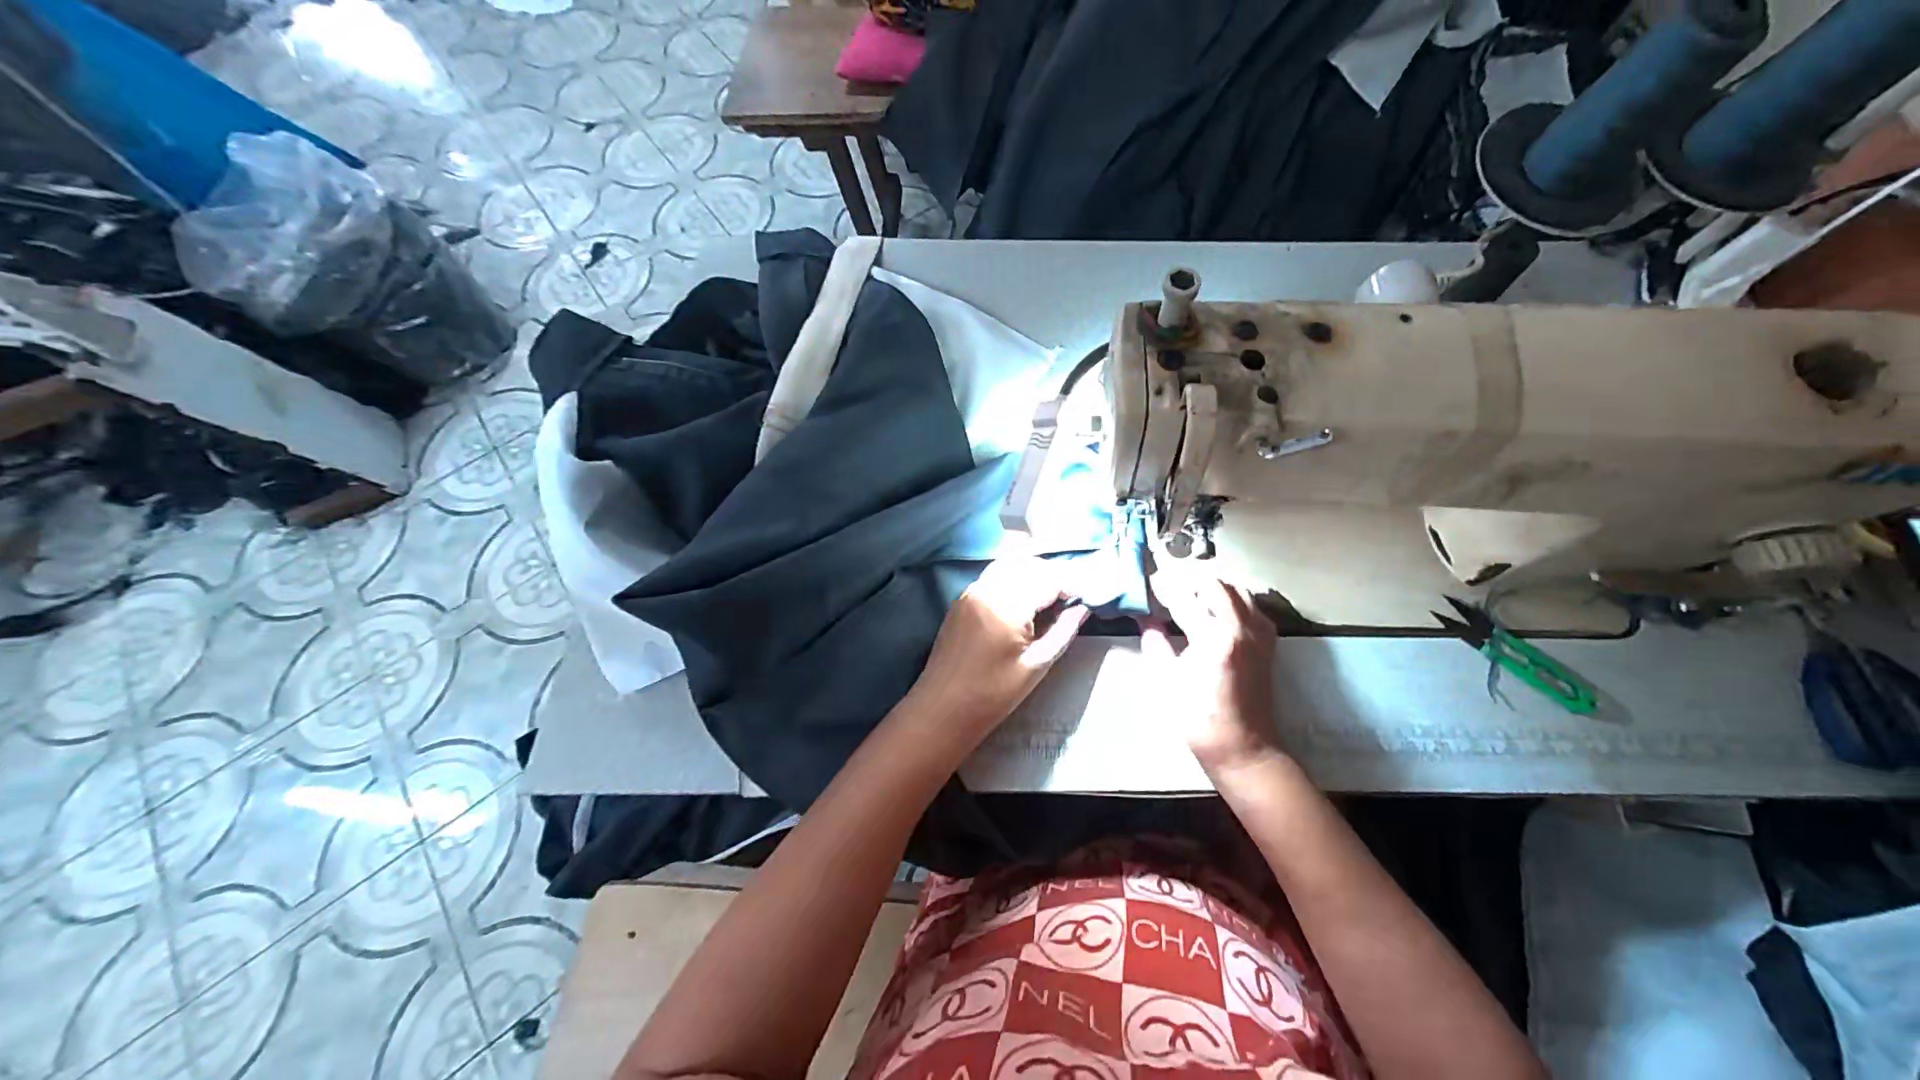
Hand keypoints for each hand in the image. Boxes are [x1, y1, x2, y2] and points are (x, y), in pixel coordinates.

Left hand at [906, 556, 1090, 737]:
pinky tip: (1024, 602)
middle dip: (1054, 577)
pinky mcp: (962, 599)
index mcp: (1006, 605)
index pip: (1048, 578)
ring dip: (1034, 575)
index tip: (1085, 601)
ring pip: (1010, 566)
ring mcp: (971, 592)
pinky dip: (1014, 579)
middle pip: (1029, 566)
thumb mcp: (1036, 665)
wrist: (943, 709)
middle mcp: (987, 589)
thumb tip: (1082, 608)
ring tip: (1050, 601)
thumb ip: (1063, 631)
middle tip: (1071, 601)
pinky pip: (994, 576)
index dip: (1072, 586)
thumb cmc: (992, 694)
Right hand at [1142, 570, 1283, 775]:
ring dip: (1215, 590)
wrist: (1243, 748)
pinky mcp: (1268, 644)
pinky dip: (1235, 602)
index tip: (1150, 582)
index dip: (1164, 590)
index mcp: (1215, 638)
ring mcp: (1259, 635)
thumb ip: (1156, 644)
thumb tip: (1146, 620)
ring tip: (1194, 601)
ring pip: (1239, 592)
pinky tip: (1220, 614)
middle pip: (1216, 586)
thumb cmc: (1199, 719)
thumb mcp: (1167, 681)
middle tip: (1170, 594)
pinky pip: (1253, 608)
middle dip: (1191, 585)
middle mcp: (1242, 629)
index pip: (1185, 600)